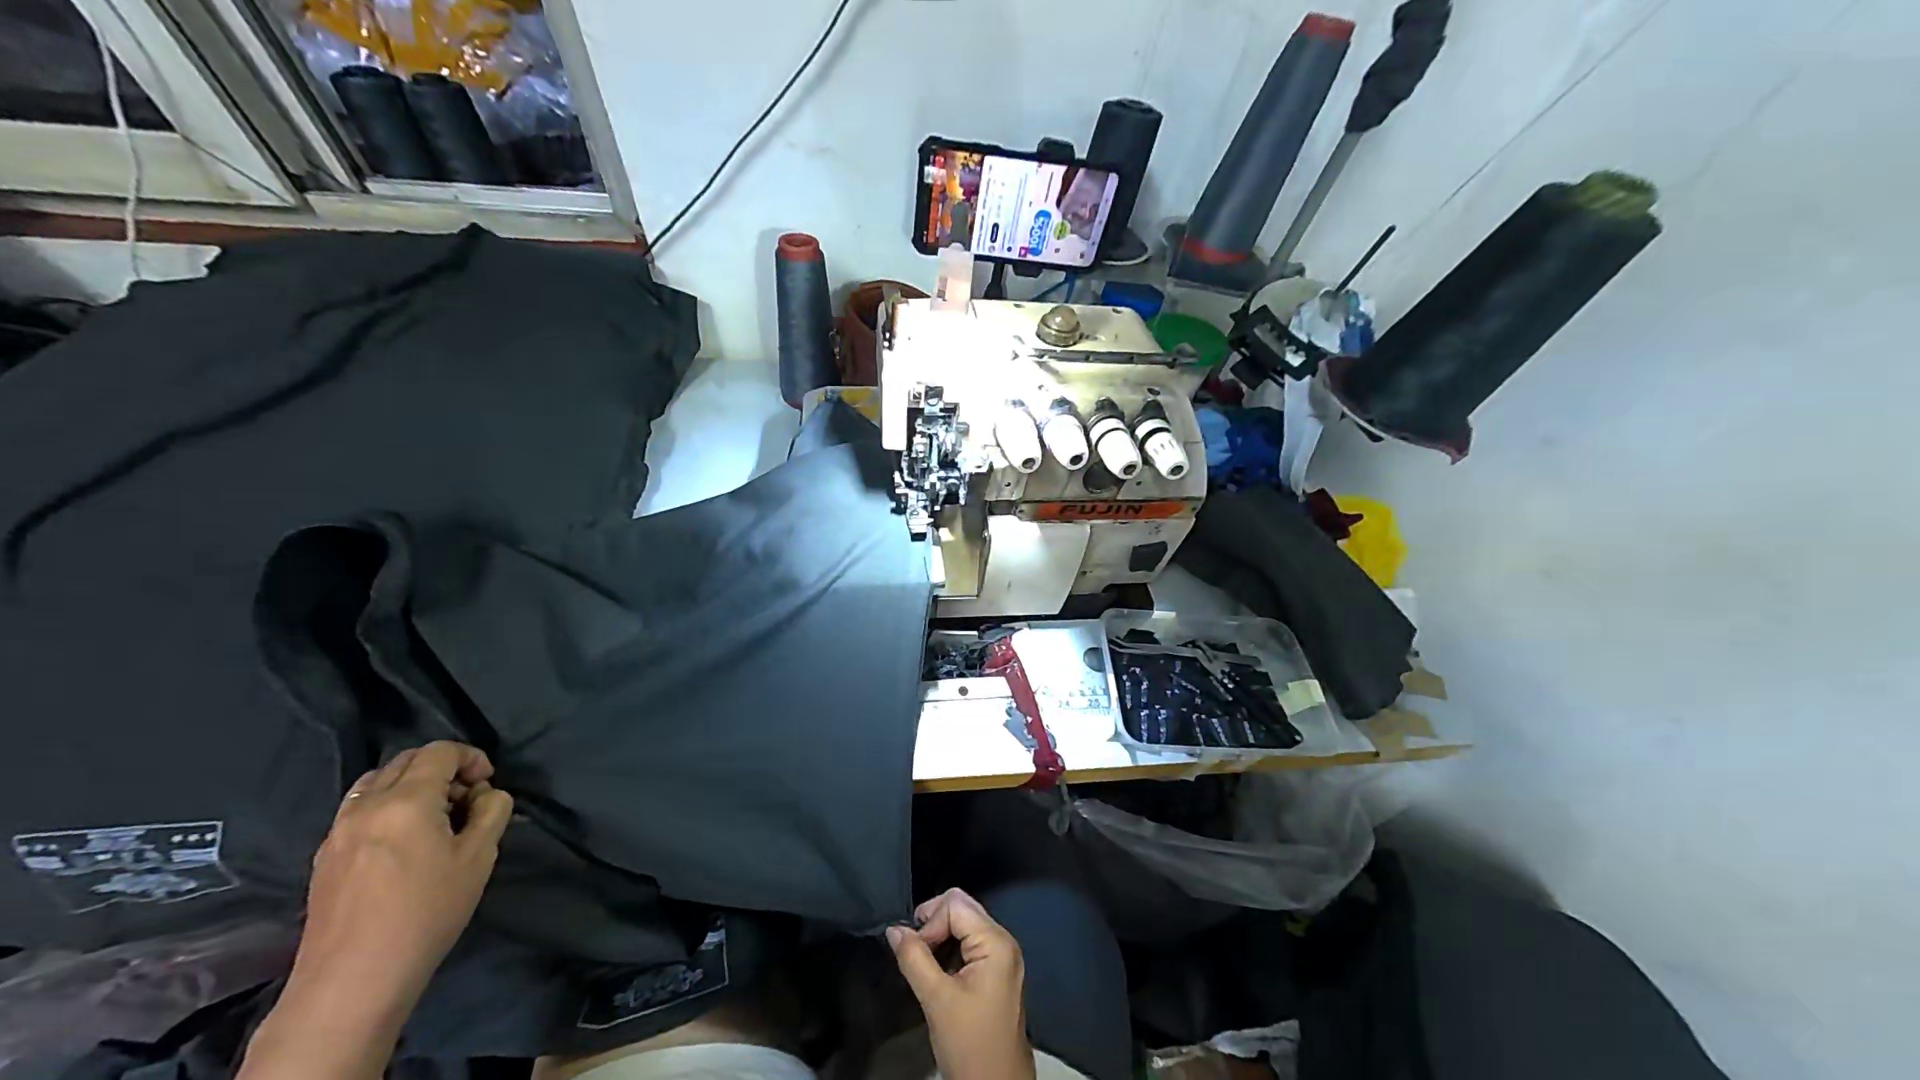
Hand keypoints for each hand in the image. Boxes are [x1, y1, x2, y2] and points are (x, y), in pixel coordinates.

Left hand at [239, 742, 512, 1079]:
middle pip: (406, 760)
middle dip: (443, 768)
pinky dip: (386, 806)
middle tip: (466, 799)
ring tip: (433, 817)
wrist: (354, 980)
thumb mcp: (480, 857)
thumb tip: (485, 795)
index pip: (440, 751)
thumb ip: (492, 811)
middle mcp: (366, 806)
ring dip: (411, 784)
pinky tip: (403, 842)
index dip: (471, 757)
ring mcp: (338, 831)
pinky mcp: (324, 857)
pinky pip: (358, 809)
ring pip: (377, 781)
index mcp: (406, 801)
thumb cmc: (426, 913)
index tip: (487, 785)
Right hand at [887, 888, 1034, 1079]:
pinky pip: (971, 942)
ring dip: (940, 936)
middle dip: (933, 923)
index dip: (929, 921)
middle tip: (914, 951)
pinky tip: (937, 970)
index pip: (955, 904)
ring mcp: (1003, 955)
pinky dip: (951, 948)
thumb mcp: (936, 999)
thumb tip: (893, 928)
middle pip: (962, 907)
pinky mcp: (998, 970)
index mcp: (995, 942)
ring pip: (965, 923)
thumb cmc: (969, 1043)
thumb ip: (914, 958)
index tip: (913, 951)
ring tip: (922, 961)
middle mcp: (1003, 940)